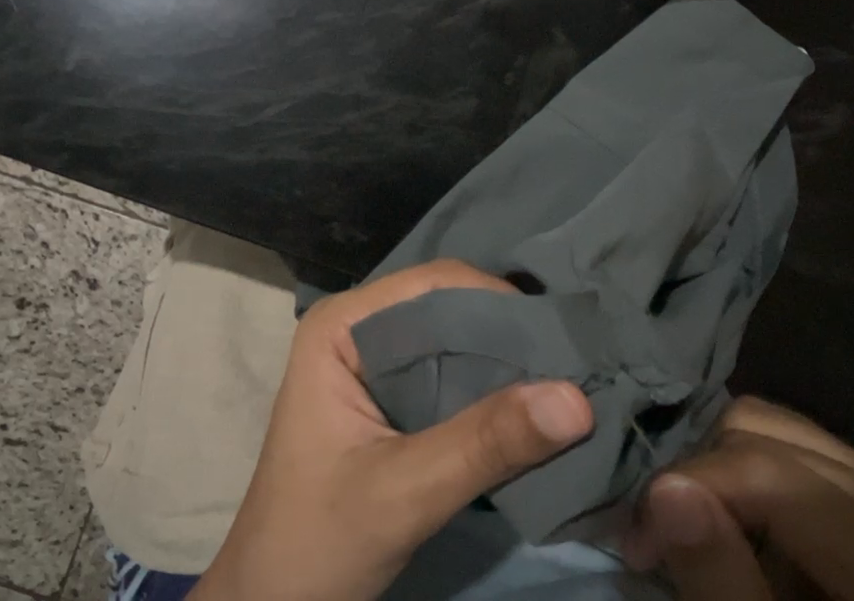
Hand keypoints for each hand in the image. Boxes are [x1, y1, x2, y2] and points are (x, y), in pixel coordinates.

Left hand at [191, 259, 593, 600]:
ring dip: (506, 366)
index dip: (502, 304)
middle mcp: (358, 329)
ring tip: (568, 388)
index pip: (435, 284)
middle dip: (511, 336)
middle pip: (448, 309)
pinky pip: (449, 377)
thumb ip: (484, 443)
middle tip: (579, 367)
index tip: (566, 343)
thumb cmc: (319, 539)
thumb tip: (578, 398)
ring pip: (454, 344)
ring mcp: (371, 364)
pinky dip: (490, 393)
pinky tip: (531, 414)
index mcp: (342, 326)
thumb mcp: (404, 492)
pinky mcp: (388, 399)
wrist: (274, 600)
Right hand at [622, 397, 853, 599]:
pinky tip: (754, 544)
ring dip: (726, 476)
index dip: (688, 488)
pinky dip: (763, 486)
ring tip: (701, 538)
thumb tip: (664, 490)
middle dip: (701, 476)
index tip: (634, 547)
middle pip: (772, 434)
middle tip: (660, 542)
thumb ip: (726, 586)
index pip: (773, 473)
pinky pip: (811, 457)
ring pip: (785, 432)